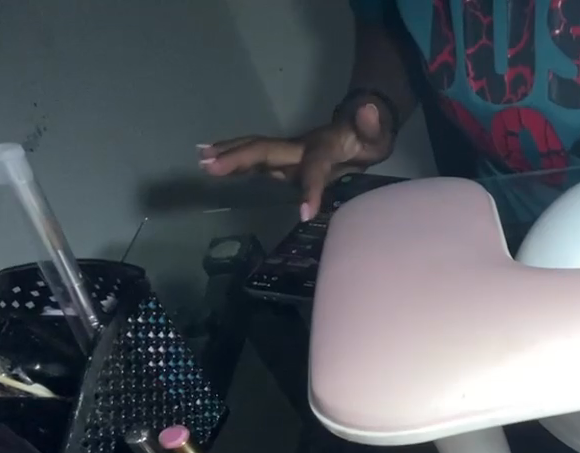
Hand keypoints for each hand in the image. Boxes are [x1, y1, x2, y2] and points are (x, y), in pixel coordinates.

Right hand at [199, 98, 394, 219]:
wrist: (364, 128)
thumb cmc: (369, 137)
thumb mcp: (377, 135)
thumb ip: (372, 127)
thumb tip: (370, 110)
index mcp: (323, 149)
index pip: (313, 170)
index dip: (309, 190)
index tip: (304, 214)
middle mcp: (300, 148)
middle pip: (265, 151)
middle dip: (238, 159)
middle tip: (208, 166)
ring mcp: (292, 152)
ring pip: (256, 153)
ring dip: (229, 157)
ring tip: (202, 161)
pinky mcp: (290, 160)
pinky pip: (260, 162)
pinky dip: (239, 164)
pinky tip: (220, 167)